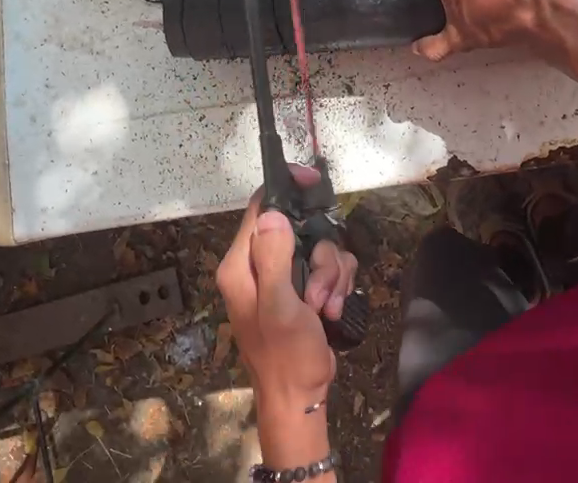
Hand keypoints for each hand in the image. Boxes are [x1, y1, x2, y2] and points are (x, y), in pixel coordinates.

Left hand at [216, 165, 357, 409]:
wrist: (300, 397)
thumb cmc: (285, 355)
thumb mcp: (279, 307)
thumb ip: (274, 258)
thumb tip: (273, 213)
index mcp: (241, 264)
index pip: (261, 208)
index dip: (287, 190)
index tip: (314, 180)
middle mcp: (258, 265)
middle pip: (300, 228)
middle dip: (320, 257)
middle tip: (319, 290)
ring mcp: (282, 276)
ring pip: (319, 247)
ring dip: (330, 276)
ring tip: (325, 307)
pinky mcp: (302, 287)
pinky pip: (328, 267)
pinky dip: (336, 285)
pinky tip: (332, 310)